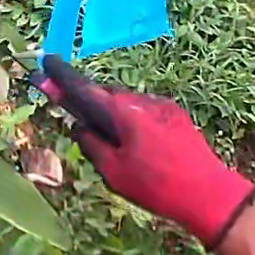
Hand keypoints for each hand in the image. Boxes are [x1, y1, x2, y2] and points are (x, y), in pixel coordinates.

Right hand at [38, 55, 254, 248]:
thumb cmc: (156, 186)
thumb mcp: (113, 172)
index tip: (45, 62)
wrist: (209, 192)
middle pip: (102, 94)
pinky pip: (142, 108)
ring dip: (109, 111)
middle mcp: (139, 100)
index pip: (82, 89)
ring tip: (107, 138)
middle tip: (66, 104)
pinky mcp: (174, 112)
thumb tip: (79, 127)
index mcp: (121, 112)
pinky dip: (129, 117)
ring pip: (123, 102)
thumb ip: (91, 145)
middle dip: (84, 97)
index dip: (60, 77)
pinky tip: (133, 140)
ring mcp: (159, 104)